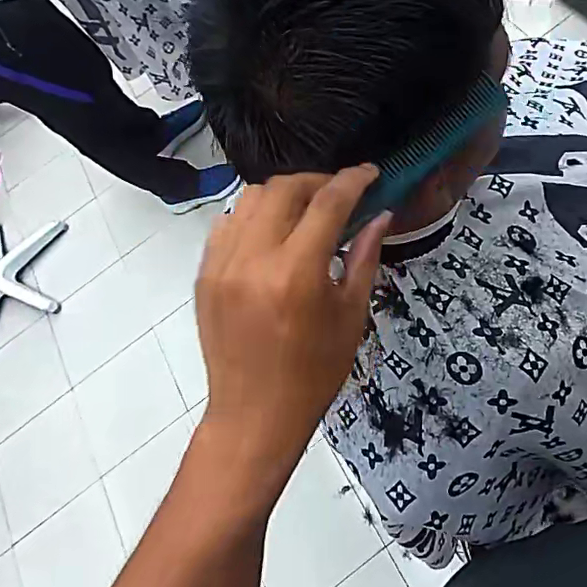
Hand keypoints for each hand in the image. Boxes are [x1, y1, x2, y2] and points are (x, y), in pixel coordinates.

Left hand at [194, 167, 388, 484]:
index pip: (327, 203)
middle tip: (343, 193)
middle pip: (283, 189)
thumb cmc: (316, 370)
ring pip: (251, 198)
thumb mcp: (352, 314)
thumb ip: (365, 257)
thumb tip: (382, 216)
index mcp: (296, 273)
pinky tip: (277, 231)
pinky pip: (229, 222)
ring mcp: (221, 264)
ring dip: (286, 193)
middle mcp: (253, 259)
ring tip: (310, 209)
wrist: (256, 413)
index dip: (353, 180)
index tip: (371, 173)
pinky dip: (256, 214)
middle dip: (318, 181)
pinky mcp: (204, 274)